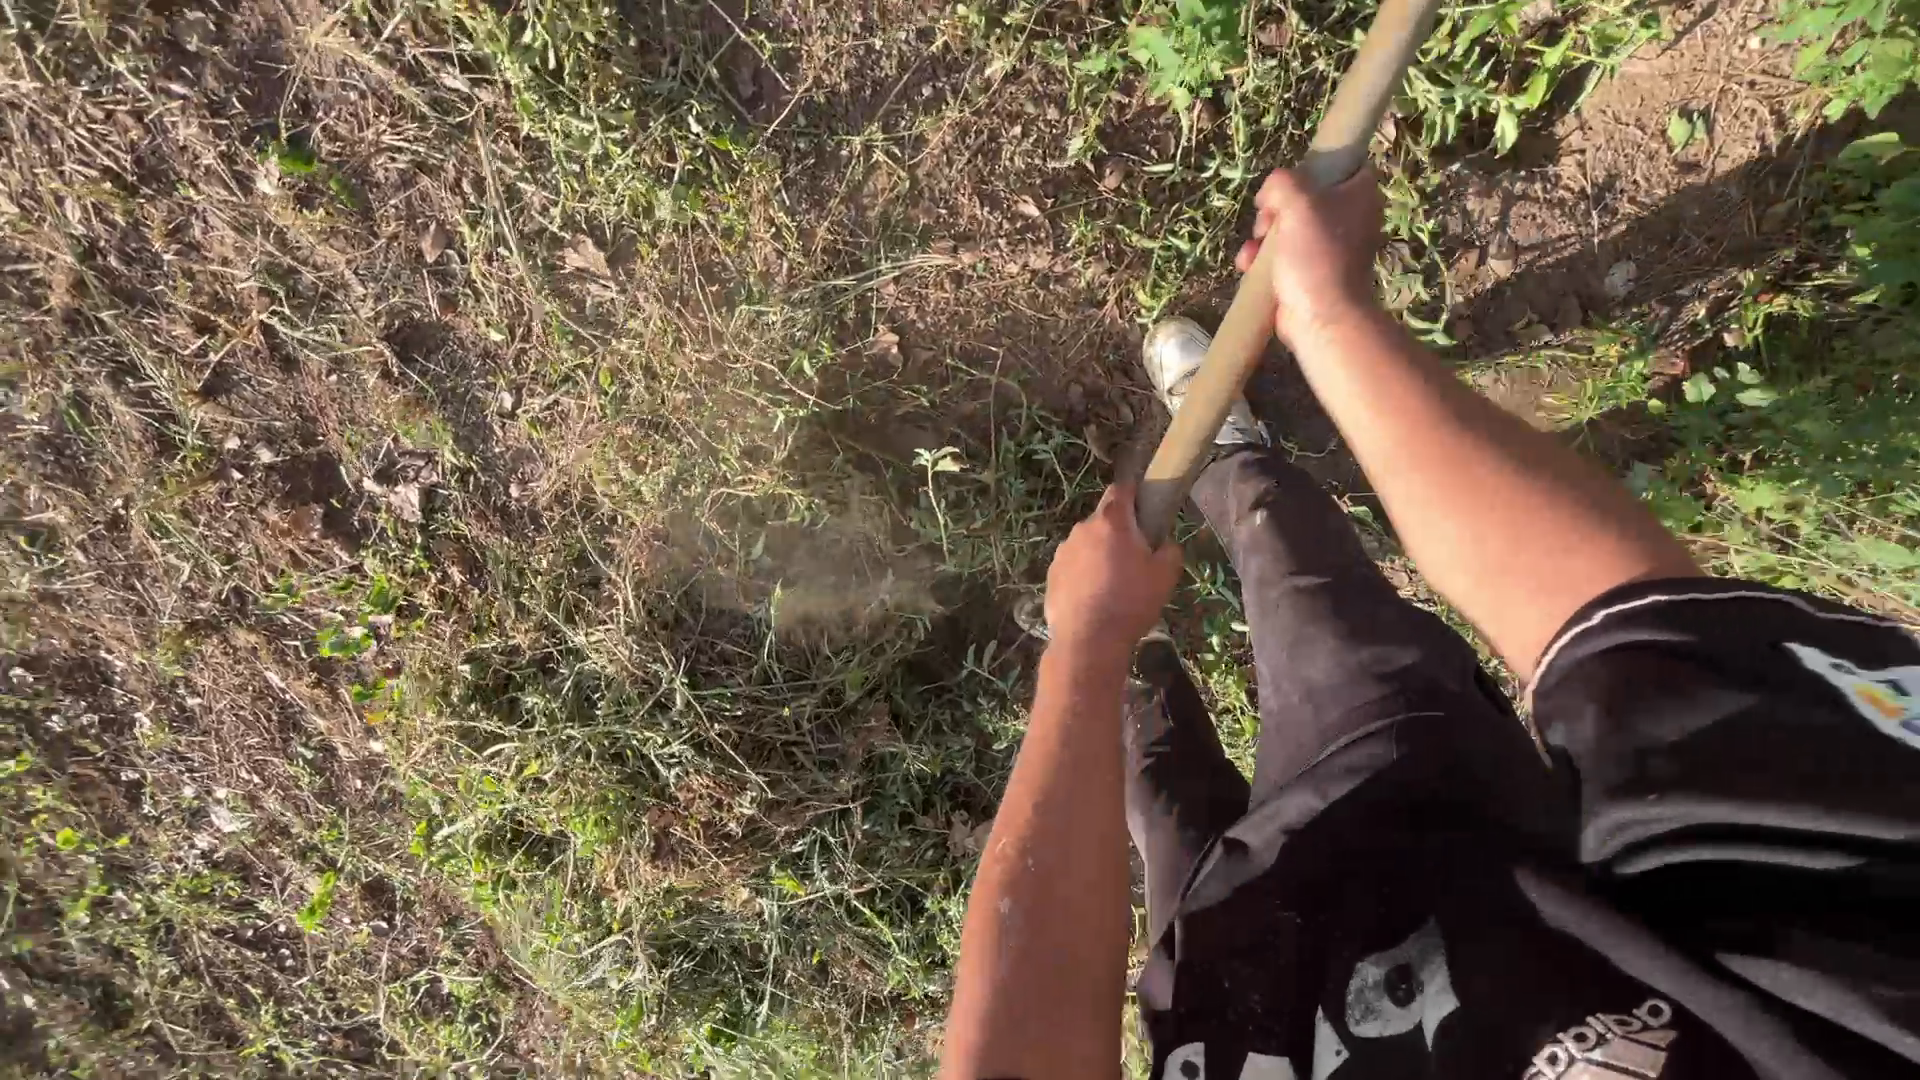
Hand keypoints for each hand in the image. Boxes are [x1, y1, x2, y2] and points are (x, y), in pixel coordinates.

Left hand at [1044, 485, 1183, 656]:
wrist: (1088, 640)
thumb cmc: (1131, 602)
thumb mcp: (1165, 576)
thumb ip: (1169, 550)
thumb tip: (1164, 543)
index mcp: (1111, 522)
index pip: (1121, 489)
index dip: (1134, 493)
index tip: (1145, 507)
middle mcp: (1082, 529)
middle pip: (1103, 518)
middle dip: (1119, 530)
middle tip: (1134, 556)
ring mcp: (1063, 551)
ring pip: (1086, 542)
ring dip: (1099, 553)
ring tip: (1113, 583)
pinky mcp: (1051, 573)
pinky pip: (1073, 564)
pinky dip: (1083, 572)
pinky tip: (1093, 597)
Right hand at [1234, 168, 1384, 346]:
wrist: (1320, 316)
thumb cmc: (1317, 255)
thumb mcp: (1299, 203)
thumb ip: (1283, 183)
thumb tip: (1270, 190)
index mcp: (1360, 194)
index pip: (1340, 166)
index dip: (1309, 170)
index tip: (1286, 185)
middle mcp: (1348, 218)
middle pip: (1304, 199)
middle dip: (1275, 210)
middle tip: (1266, 222)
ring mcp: (1328, 249)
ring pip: (1287, 229)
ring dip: (1262, 238)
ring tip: (1253, 251)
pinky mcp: (1308, 273)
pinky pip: (1281, 257)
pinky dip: (1262, 261)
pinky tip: (1249, 266)